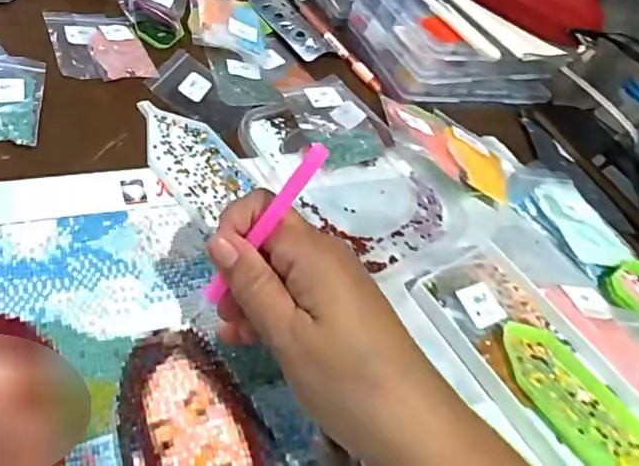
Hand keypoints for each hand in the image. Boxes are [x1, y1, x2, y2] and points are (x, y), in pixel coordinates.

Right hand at [208, 192, 494, 465]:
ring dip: (251, 293)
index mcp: (310, 250)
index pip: (260, 205)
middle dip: (238, 267)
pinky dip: (274, 309)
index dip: (233, 227)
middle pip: (268, 237)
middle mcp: (323, 254)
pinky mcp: (342, 307)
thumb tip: (217, 237)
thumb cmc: (347, 380)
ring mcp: (335, 281)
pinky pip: (297, 291)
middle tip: (225, 312)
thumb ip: (250, 283)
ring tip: (235, 334)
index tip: (221, 272)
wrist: (421, 434)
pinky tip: (255, 341)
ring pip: (279, 268)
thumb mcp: (287, 334)